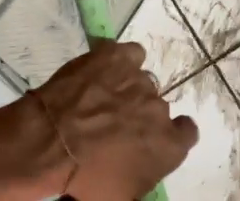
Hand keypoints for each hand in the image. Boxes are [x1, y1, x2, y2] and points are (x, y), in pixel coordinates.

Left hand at [27, 41, 197, 199]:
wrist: (52, 141)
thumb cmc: (88, 178)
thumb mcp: (125, 193)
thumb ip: (147, 171)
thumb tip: (144, 160)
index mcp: (168, 145)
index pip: (187, 132)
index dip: (173, 132)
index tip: (154, 133)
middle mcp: (158, 108)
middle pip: (157, 106)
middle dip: (141, 112)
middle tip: (116, 120)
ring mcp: (137, 78)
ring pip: (141, 80)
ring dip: (127, 87)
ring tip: (103, 94)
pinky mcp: (115, 55)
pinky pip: (130, 52)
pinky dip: (120, 59)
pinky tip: (105, 68)